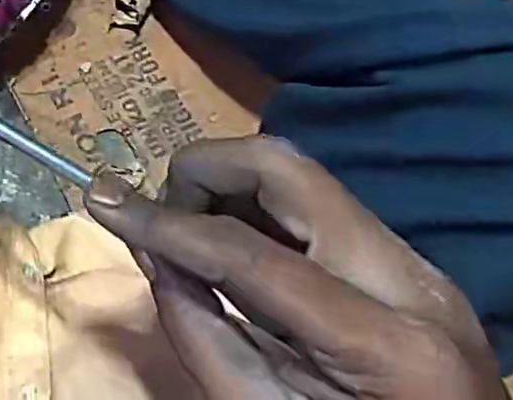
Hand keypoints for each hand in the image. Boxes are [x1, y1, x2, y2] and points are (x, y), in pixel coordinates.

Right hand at [84, 136, 506, 399]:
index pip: (245, 249)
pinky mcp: (399, 261)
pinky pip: (302, 201)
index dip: (161, 221)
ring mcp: (414, 267)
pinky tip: (233, 251)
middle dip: (200, 173)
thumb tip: (138, 235)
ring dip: (221, 186)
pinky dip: (247, 206)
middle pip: (278, 166)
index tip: (98, 199)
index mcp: (392, 347)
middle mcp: (412, 284)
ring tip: (195, 236)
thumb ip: (190, 320)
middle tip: (166, 218)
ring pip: (288, 170)